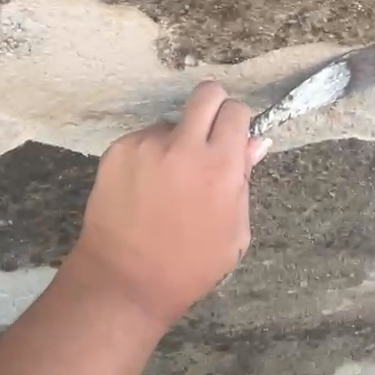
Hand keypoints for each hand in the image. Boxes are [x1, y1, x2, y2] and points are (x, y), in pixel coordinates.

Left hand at [59, 82, 269, 329]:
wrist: (125, 282)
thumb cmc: (189, 266)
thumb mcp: (234, 232)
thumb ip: (244, 180)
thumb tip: (255, 141)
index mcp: (220, 167)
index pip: (236, 110)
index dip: (236, 120)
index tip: (232, 132)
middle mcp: (184, 147)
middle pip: (206, 93)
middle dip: (213, 104)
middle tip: (208, 131)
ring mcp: (148, 145)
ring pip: (171, 122)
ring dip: (176, 139)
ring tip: (168, 181)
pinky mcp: (119, 149)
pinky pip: (143, 139)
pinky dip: (148, 155)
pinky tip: (144, 188)